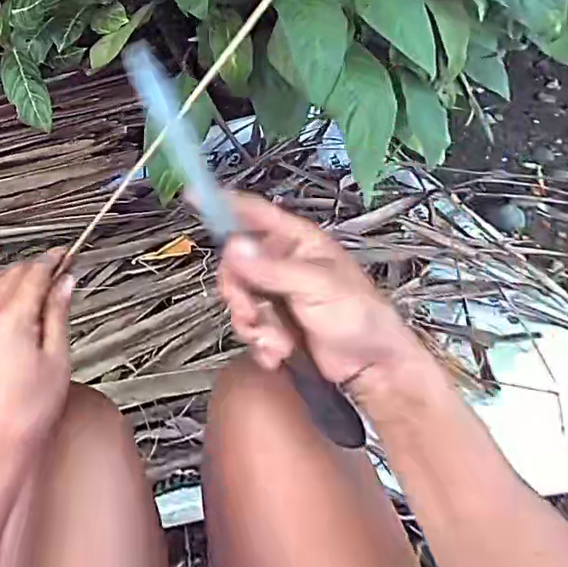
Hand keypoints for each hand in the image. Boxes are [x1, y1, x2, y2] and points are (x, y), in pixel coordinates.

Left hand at [0, 248, 74, 456]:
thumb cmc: (28, 410)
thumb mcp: (57, 357)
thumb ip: (58, 313)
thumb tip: (65, 283)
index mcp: (11, 318)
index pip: (34, 273)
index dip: (54, 259)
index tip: (68, 253)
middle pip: (15, 274)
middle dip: (39, 266)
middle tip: (64, 269)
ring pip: (2, 287)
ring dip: (26, 280)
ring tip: (52, 289)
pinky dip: (14, 296)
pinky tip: (31, 309)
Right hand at [217, 193, 424, 395]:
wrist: (372, 368)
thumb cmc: (360, 315)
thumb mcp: (315, 286)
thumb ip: (271, 268)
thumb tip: (234, 246)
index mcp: (296, 240)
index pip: (255, 213)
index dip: (225, 204)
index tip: (195, 198)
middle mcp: (282, 261)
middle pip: (236, 262)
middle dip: (239, 292)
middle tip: (250, 310)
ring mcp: (276, 292)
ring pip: (239, 297)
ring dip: (252, 323)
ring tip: (277, 341)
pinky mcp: (274, 321)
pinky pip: (248, 324)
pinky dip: (259, 342)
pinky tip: (278, 353)